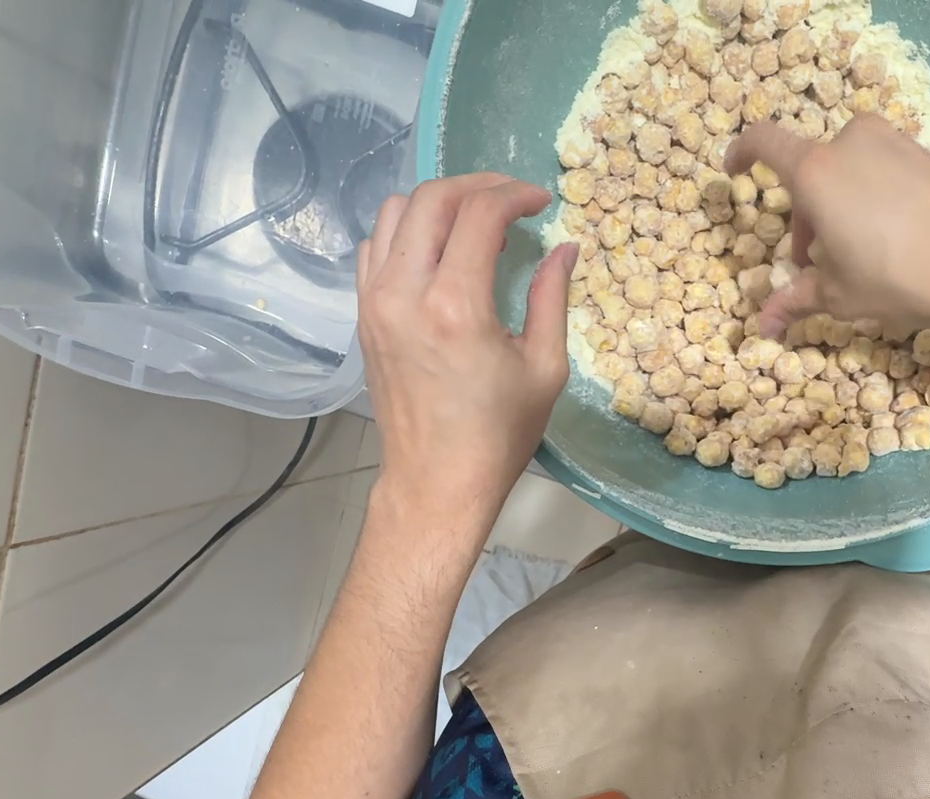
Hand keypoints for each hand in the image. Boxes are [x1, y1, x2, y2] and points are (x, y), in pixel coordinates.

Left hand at [358, 174, 576, 524]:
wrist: (437, 481)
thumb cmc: (499, 435)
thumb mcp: (544, 369)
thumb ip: (552, 298)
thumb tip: (565, 248)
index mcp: (456, 306)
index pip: (479, 215)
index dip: (515, 195)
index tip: (541, 201)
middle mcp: (405, 292)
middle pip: (432, 199)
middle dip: (478, 186)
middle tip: (512, 200)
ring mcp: (374, 302)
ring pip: (396, 214)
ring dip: (440, 204)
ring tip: (477, 223)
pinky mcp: (364, 316)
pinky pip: (378, 248)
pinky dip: (410, 232)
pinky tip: (439, 251)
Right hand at [725, 116, 929, 349]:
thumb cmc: (902, 276)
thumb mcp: (841, 295)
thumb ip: (796, 302)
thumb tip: (763, 328)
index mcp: (817, 172)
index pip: (763, 142)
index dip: (741, 154)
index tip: (733, 170)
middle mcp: (851, 144)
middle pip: (808, 175)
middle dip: (804, 220)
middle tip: (814, 266)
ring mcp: (893, 144)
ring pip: (845, 176)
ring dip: (836, 214)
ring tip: (857, 262)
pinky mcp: (924, 154)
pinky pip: (878, 175)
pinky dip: (868, 205)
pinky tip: (892, 246)